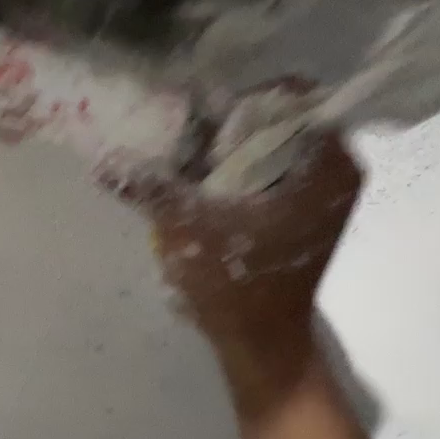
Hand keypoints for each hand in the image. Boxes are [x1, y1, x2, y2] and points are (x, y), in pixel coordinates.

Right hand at [104, 129, 363, 367]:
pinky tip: (206, 195)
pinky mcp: (306, 211)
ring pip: (272, 147)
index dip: (238, 106)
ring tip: (192, 176)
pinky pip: (272, 172)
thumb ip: (150, 186)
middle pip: (278, 121)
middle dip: (227, 131)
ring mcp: (324, 192)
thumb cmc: (235, 283)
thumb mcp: (186, 227)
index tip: (201, 136)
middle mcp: (337, 169)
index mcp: (326, 164)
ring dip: (229, 154)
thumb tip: (102, 160)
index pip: (287, 97)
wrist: (260, 341)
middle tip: (188, 155)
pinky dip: (239, 174)